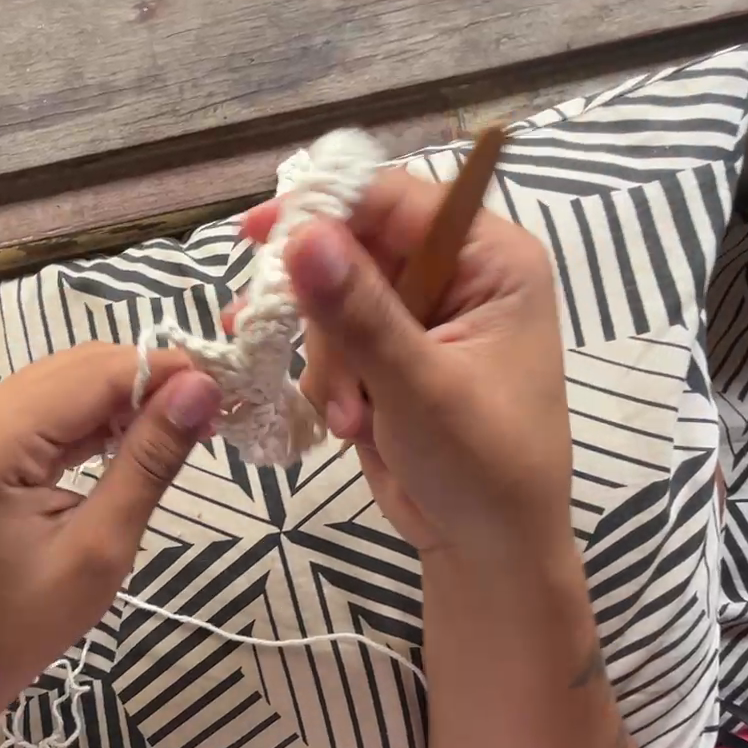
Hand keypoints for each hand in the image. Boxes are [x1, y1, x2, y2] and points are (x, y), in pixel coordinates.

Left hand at [0, 342, 221, 707]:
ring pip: (72, 380)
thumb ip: (149, 460)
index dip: (166, 371)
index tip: (229, 386)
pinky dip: (102, 415)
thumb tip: (201, 389)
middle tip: (213, 414)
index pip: (94, 375)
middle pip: (81, 367)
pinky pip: (55, 406)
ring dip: (131, 397)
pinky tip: (141, 436)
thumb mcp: (102, 544)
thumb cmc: (31, 618)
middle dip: (152, 381)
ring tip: (187, 427)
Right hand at [233, 171, 569, 561]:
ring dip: (328, 364)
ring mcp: (414, 322)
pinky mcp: (385, 361)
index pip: (396, 202)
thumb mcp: (420, 387)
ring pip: (331, 307)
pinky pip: (330, 349)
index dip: (326, 208)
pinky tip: (345, 421)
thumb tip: (301, 238)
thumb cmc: (481, 466)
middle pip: (353, 254)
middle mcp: (452, 278)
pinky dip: (326, 384)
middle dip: (325, 317)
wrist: (483, 545)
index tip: (258, 235)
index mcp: (489, 260)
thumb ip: (359, 314)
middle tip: (302, 357)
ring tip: (350, 418)